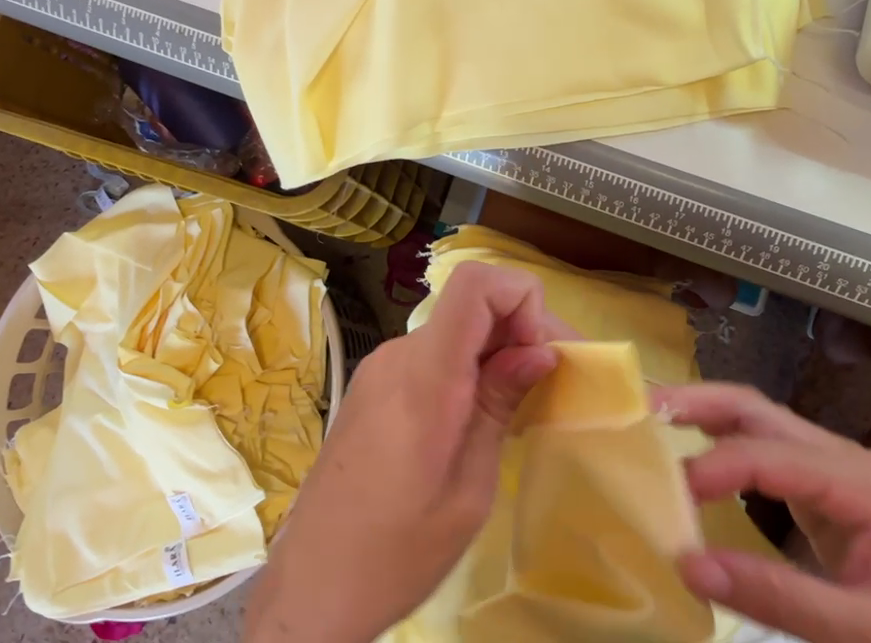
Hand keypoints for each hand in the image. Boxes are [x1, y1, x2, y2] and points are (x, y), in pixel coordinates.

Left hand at [243, 263, 568, 642]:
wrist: (312, 586)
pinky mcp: (373, 388)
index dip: (521, 298)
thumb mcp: (469, 488)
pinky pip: (434, 357)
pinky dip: (469, 370)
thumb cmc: (398, 552)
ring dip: (498, 353)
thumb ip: (499, 405)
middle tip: (558, 383)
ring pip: (455, 331)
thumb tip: (539, 350)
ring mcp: (380, 369)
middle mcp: (398, 355)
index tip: (540, 355)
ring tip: (524, 409)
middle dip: (523, 331)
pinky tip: (481, 419)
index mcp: (424, 375)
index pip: (475, 283)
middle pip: (472, 306)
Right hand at [654, 383, 870, 642]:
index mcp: (856, 481)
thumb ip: (778, 597)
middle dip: (698, 404)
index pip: (767, 455)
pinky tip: (695, 461)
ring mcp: (837, 473)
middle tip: (641, 412)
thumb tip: (688, 563)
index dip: (712, 467)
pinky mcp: (829, 495)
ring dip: (707, 418)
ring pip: (760, 424)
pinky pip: (767, 454)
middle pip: (759, 411)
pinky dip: (723, 447)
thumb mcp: (868, 634)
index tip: (667, 497)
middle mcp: (843, 460)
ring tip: (654, 424)